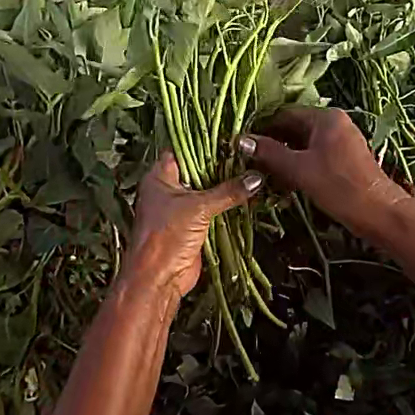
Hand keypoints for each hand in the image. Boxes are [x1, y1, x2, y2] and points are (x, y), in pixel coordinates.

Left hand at [123, 152, 261, 298]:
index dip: (206, 141)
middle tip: (248, 153)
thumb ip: (229, 191)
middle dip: (222, 164)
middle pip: (198, 168)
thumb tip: (256, 177)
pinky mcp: (192, 224)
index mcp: (160, 176)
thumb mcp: (199, 208)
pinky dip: (227, 202)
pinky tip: (248, 194)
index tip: (232, 135)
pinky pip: (213, 207)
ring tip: (253, 169)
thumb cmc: (167, 236)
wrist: (158, 279)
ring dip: (227, 185)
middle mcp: (169, 188)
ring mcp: (180, 207)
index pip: (184, 148)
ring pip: (207, 188)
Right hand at [239, 108, 411, 237]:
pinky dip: (299, 167)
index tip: (241, 145)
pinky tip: (284, 184)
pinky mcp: (344, 160)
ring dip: (284, 159)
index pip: (285, 114)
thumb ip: (270, 153)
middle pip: (294, 129)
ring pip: (304, 145)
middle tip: (248, 163)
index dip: (262, 129)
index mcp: (326, 117)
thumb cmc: (339, 186)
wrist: (378, 212)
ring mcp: (341, 141)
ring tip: (262, 175)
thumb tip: (241, 140)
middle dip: (272, 146)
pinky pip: (315, 157)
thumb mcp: (299, 169)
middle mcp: (335, 123)